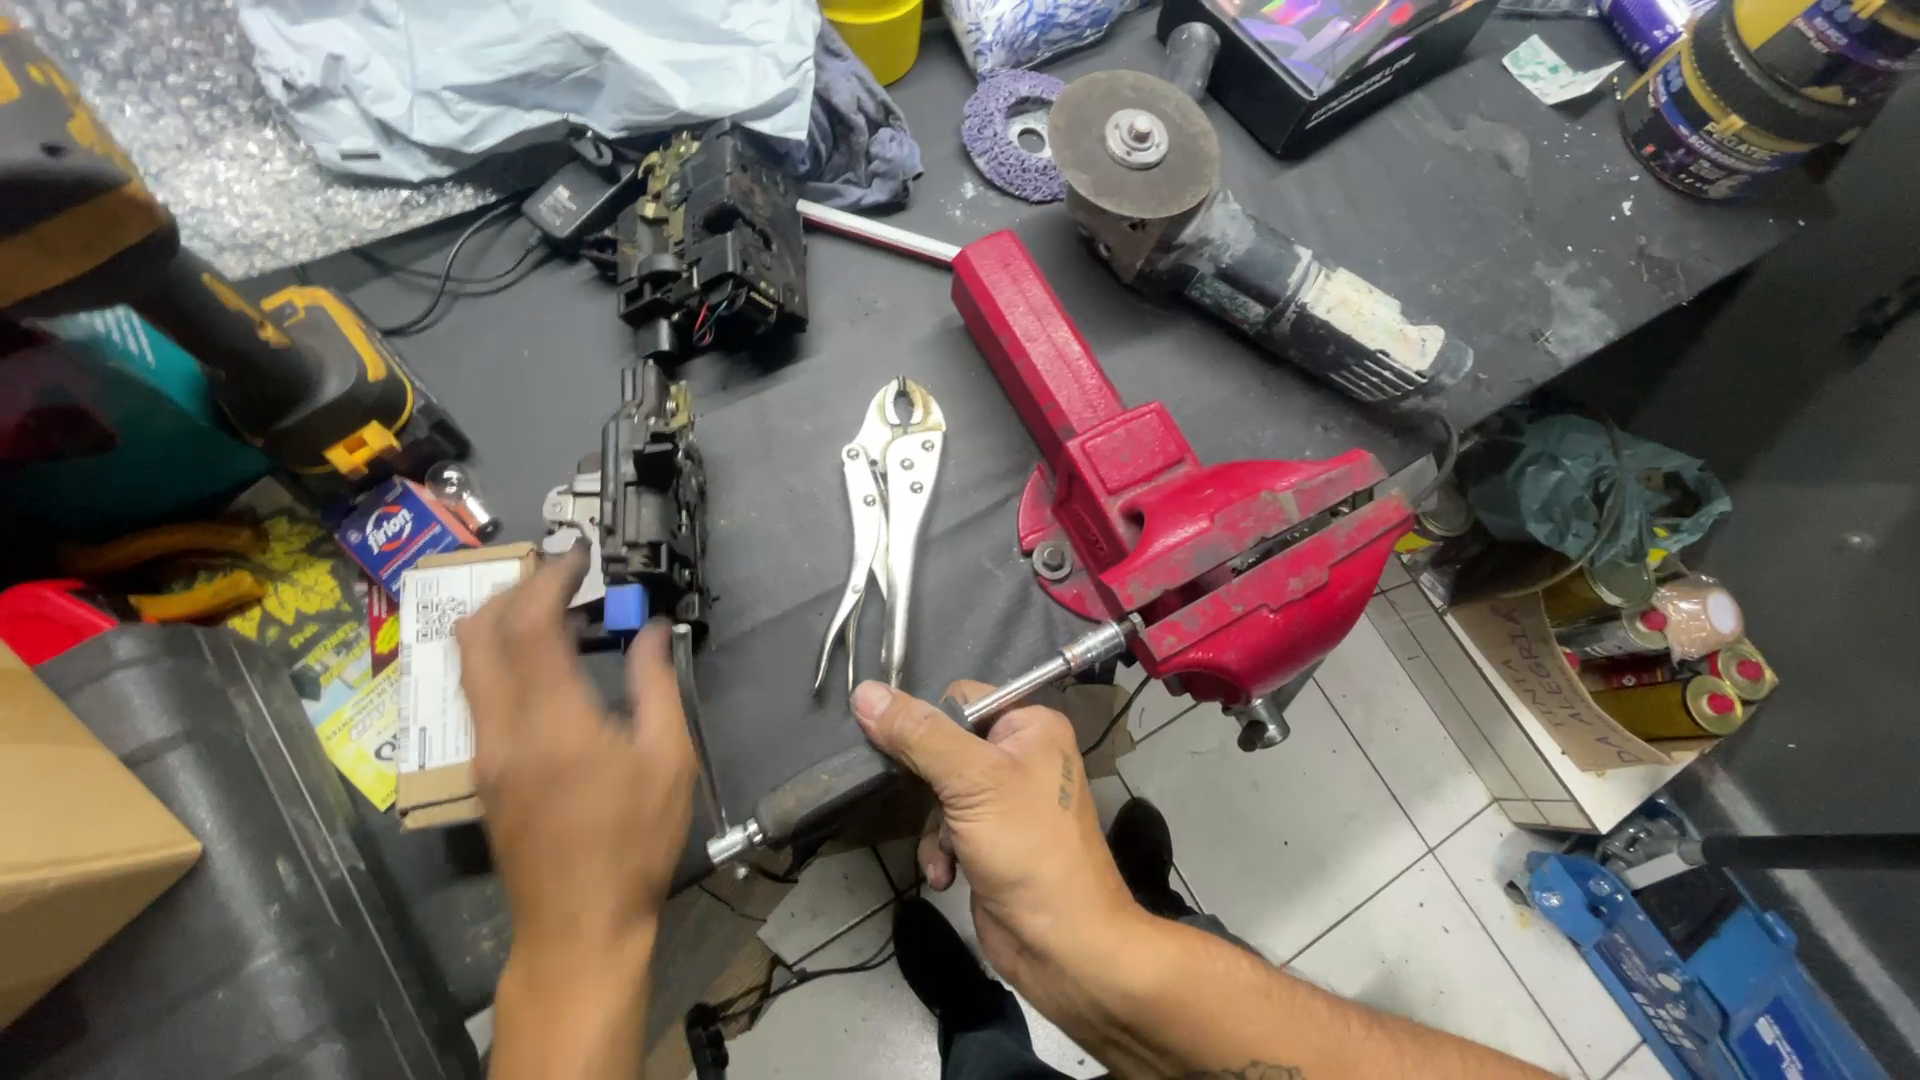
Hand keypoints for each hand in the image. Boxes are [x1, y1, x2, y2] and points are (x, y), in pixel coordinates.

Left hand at [456, 545, 695, 973]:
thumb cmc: (635, 841)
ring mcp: (484, 752)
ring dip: (501, 622)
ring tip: (554, 612)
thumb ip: (655, 684)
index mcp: (554, 721)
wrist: (578, 923)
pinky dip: (501, 658)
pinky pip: (478, 694)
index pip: (531, 625)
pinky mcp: (482, 773)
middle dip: (513, 589)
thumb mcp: (669, 759)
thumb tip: (650, 631)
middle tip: (560, 576)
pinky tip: (544, 666)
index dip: (551, 578)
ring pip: (467, 663)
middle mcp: (503, 729)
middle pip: (477, 633)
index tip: (578, 556)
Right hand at [850, 679, 1141, 1016]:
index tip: (909, 755)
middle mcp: (1022, 755)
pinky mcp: (992, 839)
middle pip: (945, 746)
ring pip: (940, 791)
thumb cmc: (1028, 849)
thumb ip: (919, 736)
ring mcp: (1007, 800)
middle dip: (929, 786)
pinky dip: (940, 851)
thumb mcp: (972, 781)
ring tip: (947, 851)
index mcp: (1031, 725)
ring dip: (934, 826)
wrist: (1063, 945)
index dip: (931, 724)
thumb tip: (865, 692)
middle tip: (927, 802)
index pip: (962, 699)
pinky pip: (947, 828)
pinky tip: (947, 875)